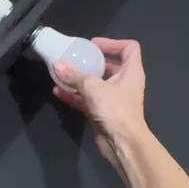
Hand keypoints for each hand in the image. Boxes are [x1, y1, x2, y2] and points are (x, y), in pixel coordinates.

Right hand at [51, 37, 150, 169]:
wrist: (122, 144)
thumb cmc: (115, 110)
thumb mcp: (93, 87)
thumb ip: (74, 75)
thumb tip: (57, 65)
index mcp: (131, 72)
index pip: (129, 48)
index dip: (113, 43)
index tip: (93, 45)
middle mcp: (124, 84)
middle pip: (109, 66)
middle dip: (91, 62)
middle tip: (74, 58)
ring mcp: (112, 99)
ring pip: (94, 84)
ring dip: (77, 79)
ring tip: (60, 74)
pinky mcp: (101, 112)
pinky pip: (86, 99)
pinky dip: (73, 95)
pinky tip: (57, 91)